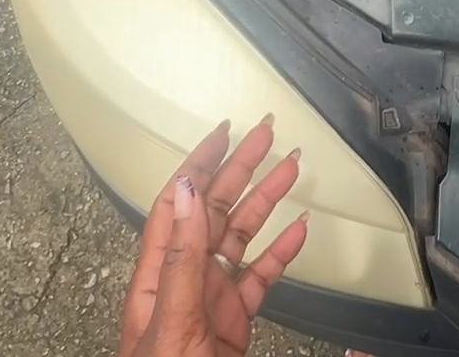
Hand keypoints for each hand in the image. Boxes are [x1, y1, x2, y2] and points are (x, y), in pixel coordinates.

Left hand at [119, 119, 308, 356]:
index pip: (178, 202)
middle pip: (214, 209)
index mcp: (159, 276)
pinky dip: (281, 250)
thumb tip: (187, 190)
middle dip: (241, 169)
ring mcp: (210, 301)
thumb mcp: (172, 325)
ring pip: (241, 237)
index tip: (223, 133)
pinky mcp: (234, 323)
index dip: (199, 163)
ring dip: (267, 201)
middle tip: (266, 135)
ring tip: (292, 169)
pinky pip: (261, 276)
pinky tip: (299, 230)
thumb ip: (182, 259)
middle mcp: (184, 281)